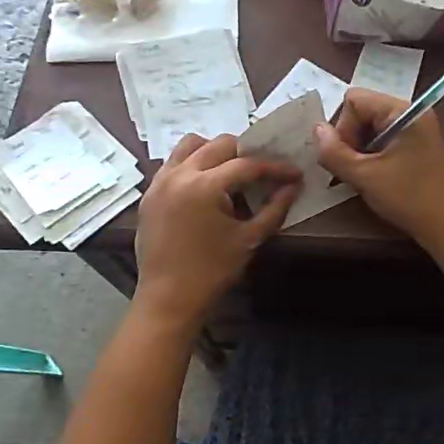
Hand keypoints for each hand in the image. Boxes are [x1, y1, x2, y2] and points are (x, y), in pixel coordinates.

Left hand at [134, 134, 301, 325]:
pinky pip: (173, 164)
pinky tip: (206, 185)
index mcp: (204, 186)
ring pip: (190, 146)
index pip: (246, 165)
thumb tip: (293, 186)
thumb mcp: (249, 240)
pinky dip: (192, 164)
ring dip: (214, 151)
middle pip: (218, 145)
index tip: (294, 173)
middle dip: (245, 153)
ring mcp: (160, 182)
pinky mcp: (150, 194)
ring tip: (230, 172)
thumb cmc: (212, 272)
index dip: (274, 167)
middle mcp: (179, 175)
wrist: (169, 298)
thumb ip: (274, 209)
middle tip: (263, 172)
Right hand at [315, 88, 443, 250]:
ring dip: (359, 149)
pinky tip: (373, 175)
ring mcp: (417, 128)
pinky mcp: (417, 144)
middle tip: (352, 168)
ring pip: (371, 127)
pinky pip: (384, 138)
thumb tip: (316, 130)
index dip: (342, 127)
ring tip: (362, 175)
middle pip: (362, 110)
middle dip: (350, 138)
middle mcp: (412, 112)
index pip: (355, 100)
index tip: (347, 157)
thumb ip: (334, 152)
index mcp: (403, 111)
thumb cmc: (408, 198)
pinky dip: (372, 154)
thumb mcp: (364, 176)